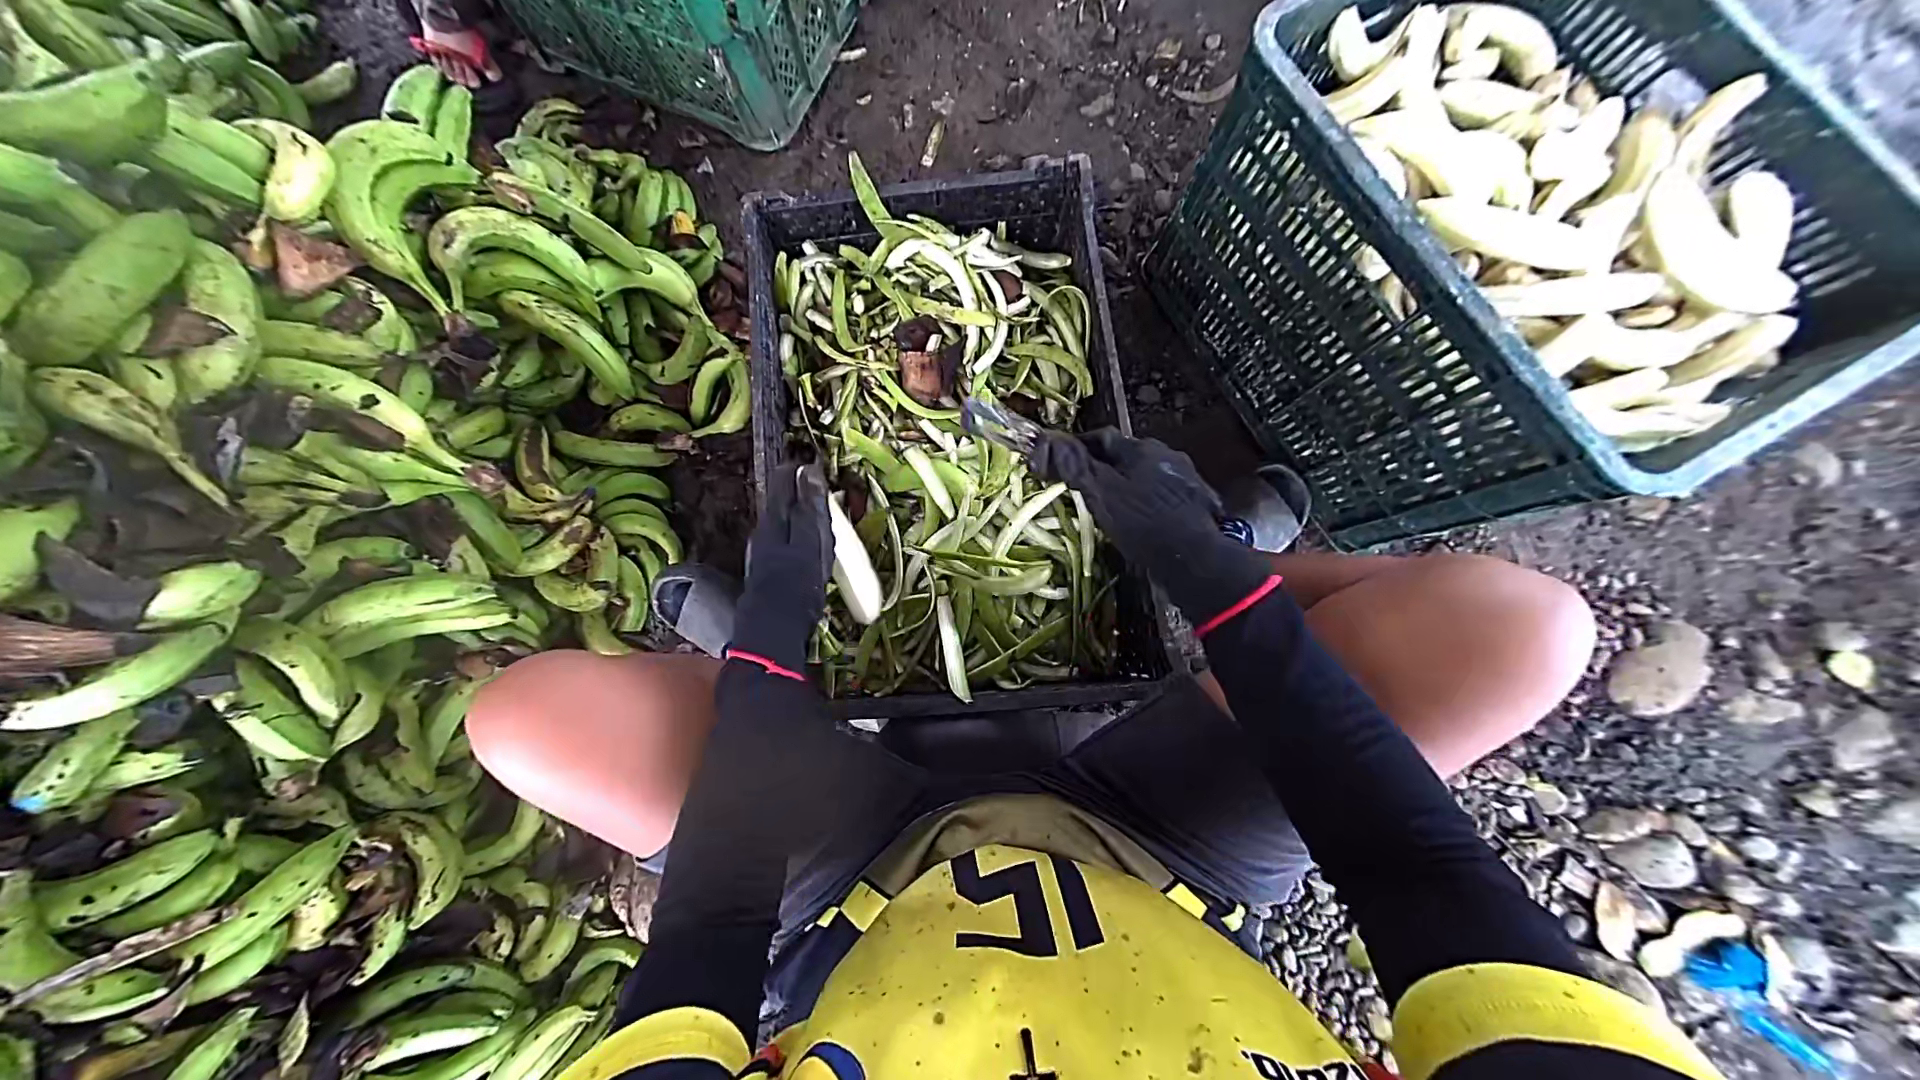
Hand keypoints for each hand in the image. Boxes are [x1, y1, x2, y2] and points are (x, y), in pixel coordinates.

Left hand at [728, 462, 830, 671]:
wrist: (773, 629)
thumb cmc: (797, 585)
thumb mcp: (811, 542)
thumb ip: (809, 508)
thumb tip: (808, 471)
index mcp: (774, 521)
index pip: (784, 483)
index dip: (798, 471)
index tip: (814, 463)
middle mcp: (764, 532)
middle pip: (781, 502)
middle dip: (797, 491)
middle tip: (817, 484)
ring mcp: (763, 552)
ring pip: (782, 521)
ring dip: (797, 512)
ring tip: (817, 511)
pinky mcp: (768, 571)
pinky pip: (784, 540)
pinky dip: (797, 533)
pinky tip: (807, 543)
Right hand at [1029, 429, 1270, 625]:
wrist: (1194, 558)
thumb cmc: (1142, 524)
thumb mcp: (1101, 494)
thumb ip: (1076, 466)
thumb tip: (1050, 440)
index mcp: (1140, 448)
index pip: (1100, 437)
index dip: (1076, 448)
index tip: (1060, 463)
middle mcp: (1165, 454)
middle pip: (1124, 455)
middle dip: (1102, 466)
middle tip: (1082, 487)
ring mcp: (1184, 477)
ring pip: (1144, 474)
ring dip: (1126, 483)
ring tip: (1110, 505)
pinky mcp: (1195, 500)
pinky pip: (1160, 493)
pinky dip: (1145, 500)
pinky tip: (1139, 518)